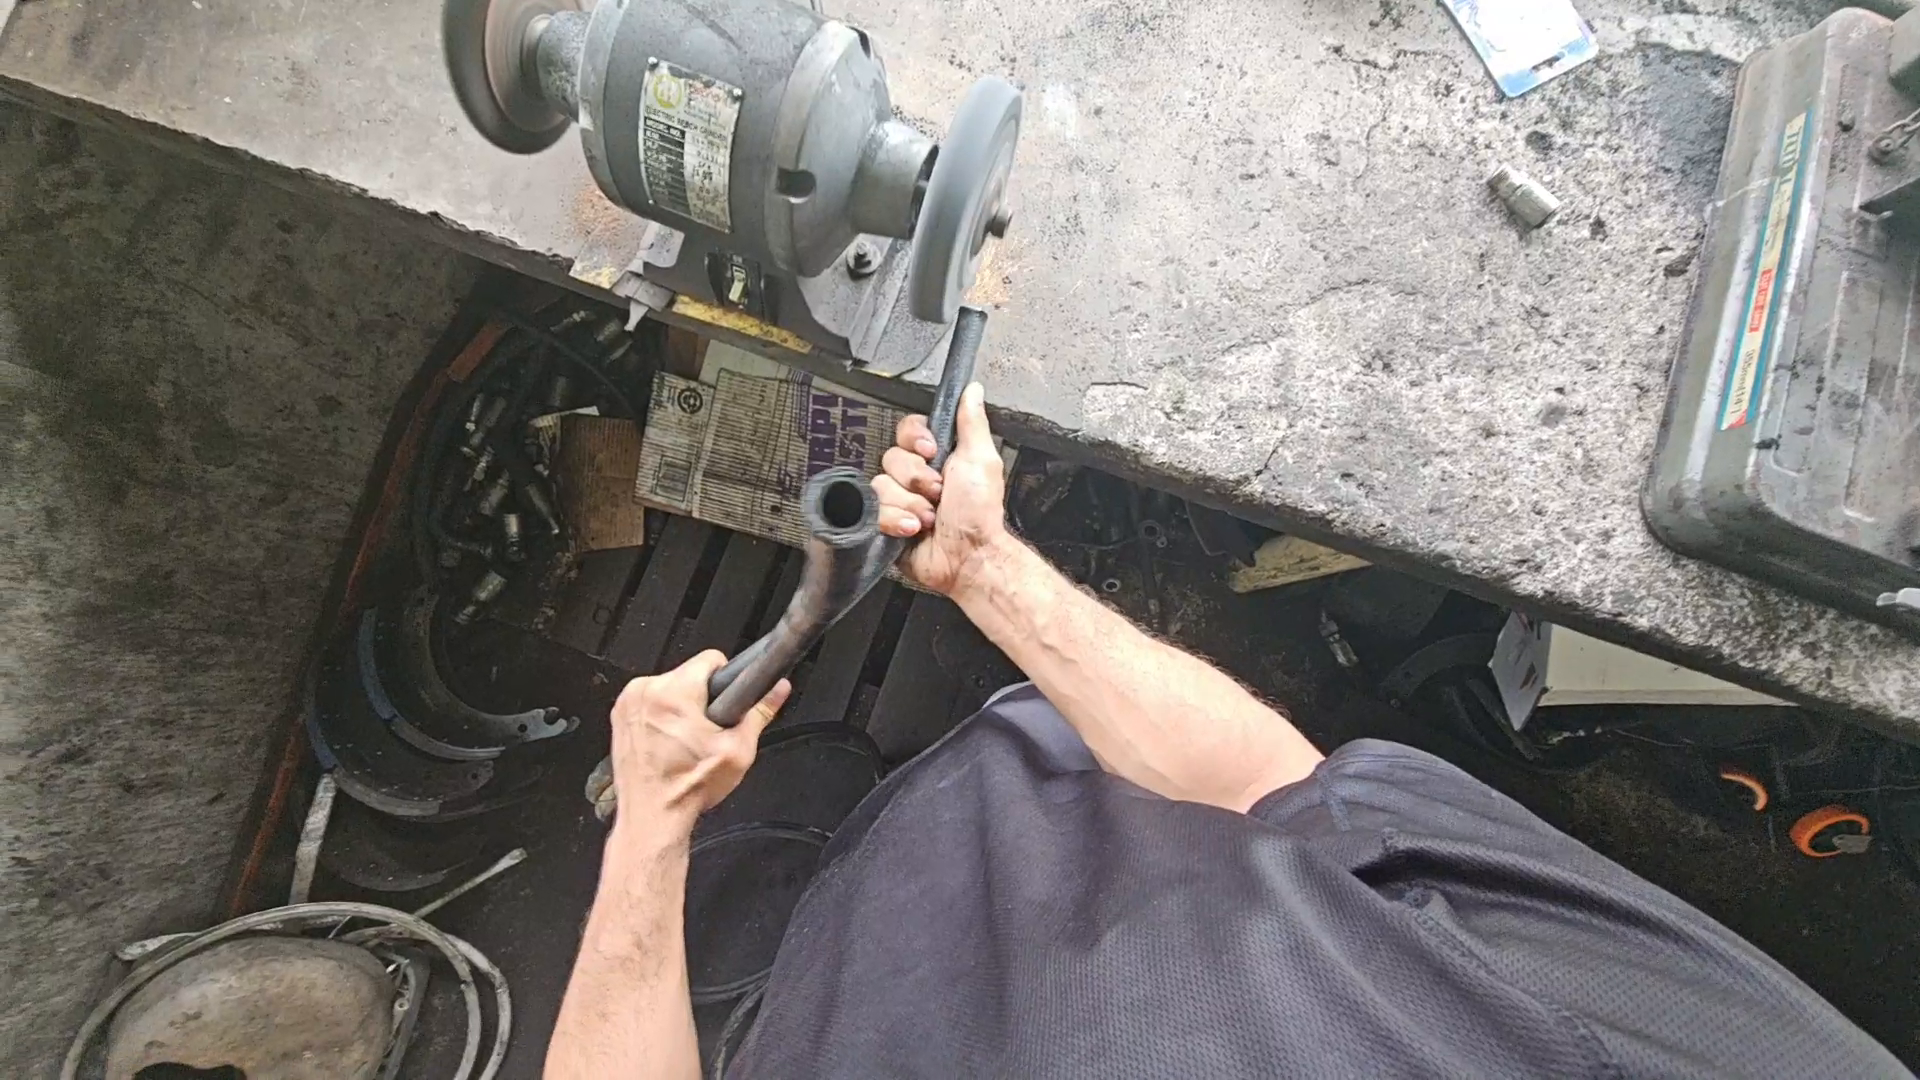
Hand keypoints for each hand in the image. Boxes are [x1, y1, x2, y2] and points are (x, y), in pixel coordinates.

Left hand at [605, 650, 789, 840]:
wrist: (653, 817)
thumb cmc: (687, 789)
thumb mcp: (738, 749)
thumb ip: (760, 711)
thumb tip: (778, 689)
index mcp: (674, 693)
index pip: (710, 659)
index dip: (727, 678)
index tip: (726, 700)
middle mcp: (645, 692)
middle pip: (689, 673)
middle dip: (703, 695)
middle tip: (707, 728)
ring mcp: (628, 704)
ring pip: (670, 686)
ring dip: (681, 704)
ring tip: (686, 737)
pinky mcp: (619, 716)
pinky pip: (650, 700)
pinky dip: (660, 713)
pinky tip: (668, 740)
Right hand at [874, 382, 1010, 596]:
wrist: (969, 557)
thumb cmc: (980, 514)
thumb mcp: (981, 460)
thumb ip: (972, 422)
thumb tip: (973, 389)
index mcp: (936, 458)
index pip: (907, 431)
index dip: (914, 440)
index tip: (930, 450)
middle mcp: (916, 478)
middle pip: (891, 457)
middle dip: (917, 478)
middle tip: (938, 493)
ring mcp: (900, 501)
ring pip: (880, 485)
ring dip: (909, 503)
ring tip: (929, 517)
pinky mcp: (887, 524)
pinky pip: (873, 511)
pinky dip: (895, 521)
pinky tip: (913, 530)